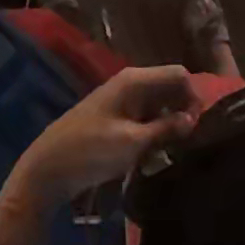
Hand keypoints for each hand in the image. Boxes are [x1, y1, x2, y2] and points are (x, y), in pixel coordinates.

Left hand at [4, 65, 196, 207]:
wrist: (47, 169)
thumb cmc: (91, 151)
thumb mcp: (132, 143)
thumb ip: (166, 128)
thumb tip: (194, 120)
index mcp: (135, 80)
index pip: (178, 75)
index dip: (193, 97)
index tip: (197, 127)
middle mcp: (131, 82)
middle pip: (169, 87)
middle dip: (182, 110)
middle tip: (188, 141)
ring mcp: (122, 99)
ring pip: (159, 103)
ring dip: (169, 122)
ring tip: (172, 149)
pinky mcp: (116, 116)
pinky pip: (145, 115)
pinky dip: (154, 130)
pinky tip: (154, 153)